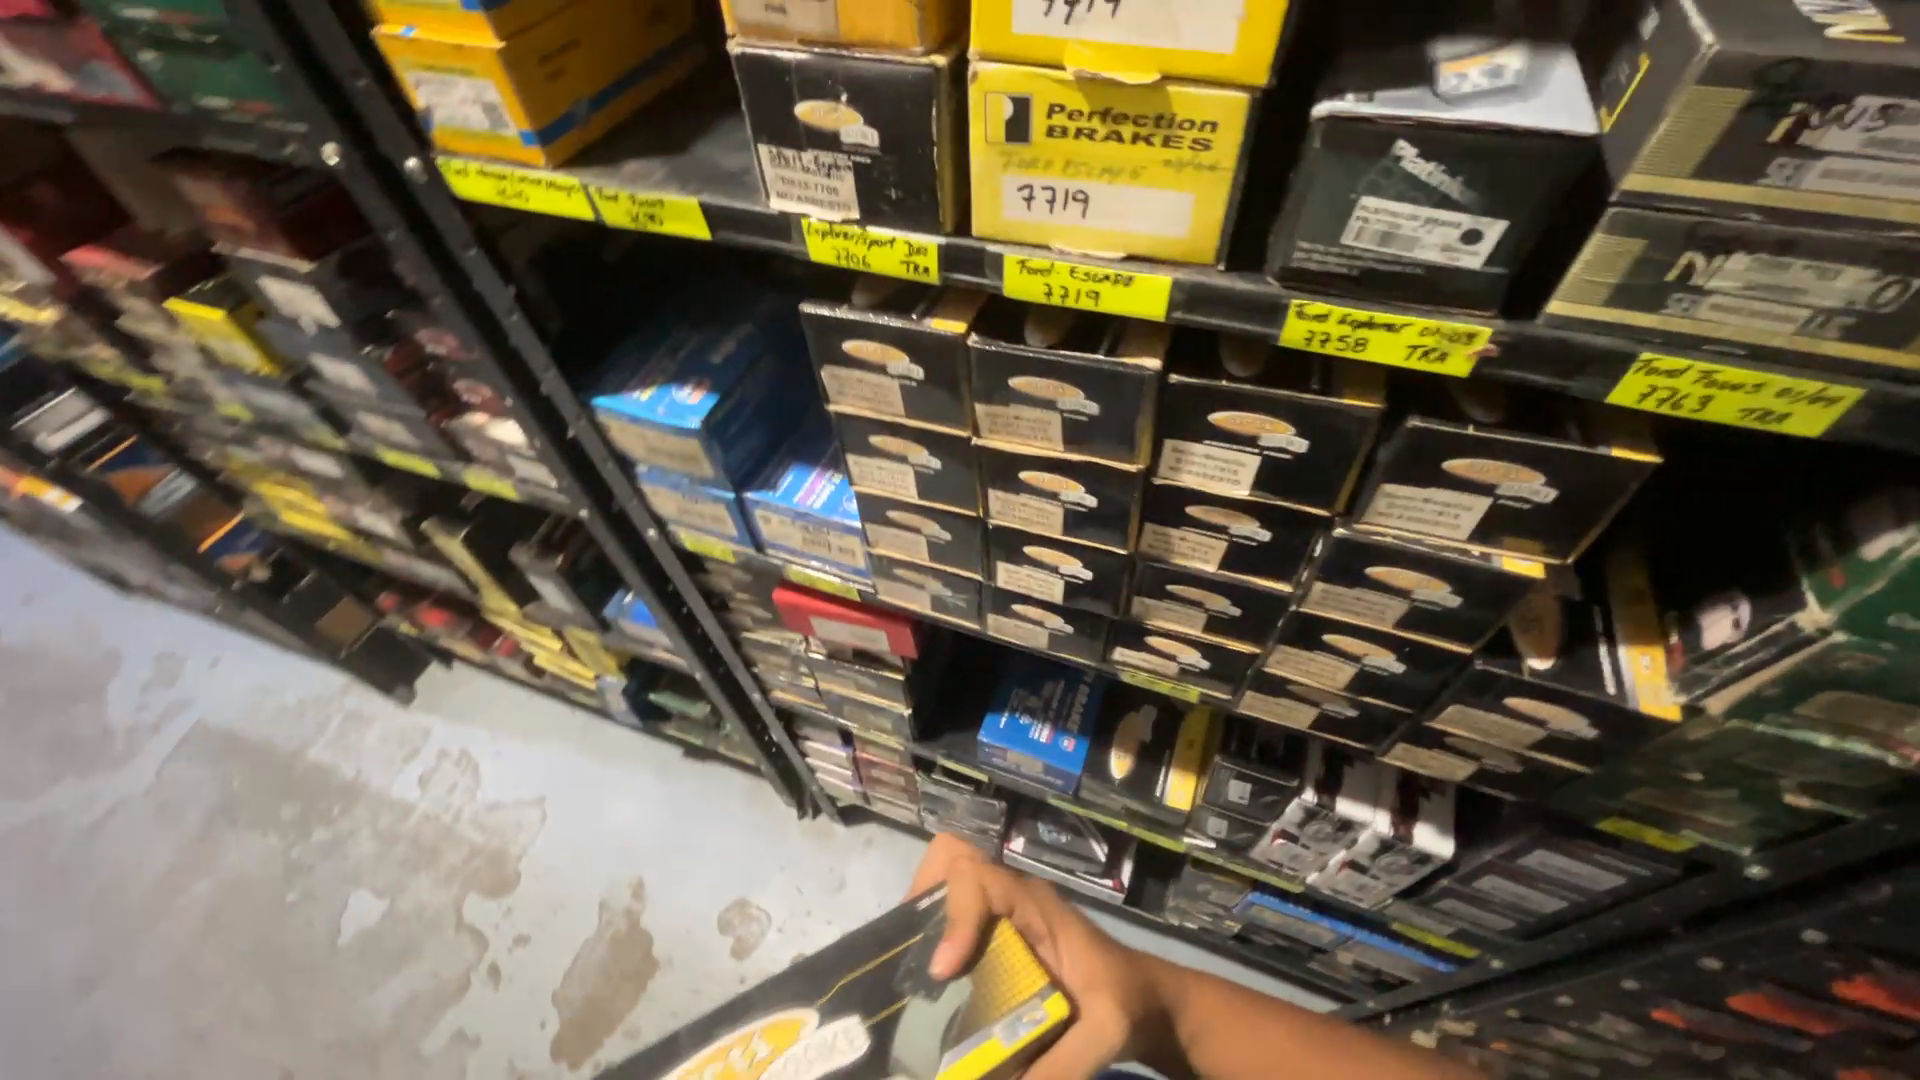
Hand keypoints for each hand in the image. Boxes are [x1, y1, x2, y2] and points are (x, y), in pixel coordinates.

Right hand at [906, 834, 1179, 1079]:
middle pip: (954, 855)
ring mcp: (1004, 906)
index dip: (955, 915)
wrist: (1144, 998)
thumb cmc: (1126, 1003)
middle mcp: (1014, 895)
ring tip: (912, 966)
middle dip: (925, 891)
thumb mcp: (1105, 1034)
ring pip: (950, 874)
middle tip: (913, 951)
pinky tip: (933, 978)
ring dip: (925, 910)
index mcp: (1036, 905)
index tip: (944, 970)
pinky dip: (936, 927)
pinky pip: (956, 904)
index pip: (979, 876)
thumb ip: (1063, 1064)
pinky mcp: (999, 926)